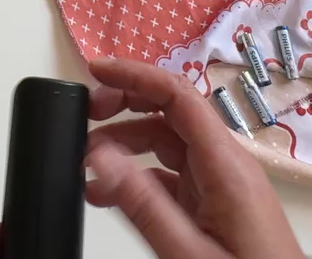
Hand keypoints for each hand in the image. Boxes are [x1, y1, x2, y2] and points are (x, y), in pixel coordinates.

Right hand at [85, 57, 304, 258]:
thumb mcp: (189, 255)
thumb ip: (143, 205)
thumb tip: (98, 156)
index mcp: (225, 164)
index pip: (176, 94)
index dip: (134, 75)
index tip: (95, 71)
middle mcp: (226, 162)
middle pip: (170, 110)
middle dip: (124, 103)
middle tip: (85, 114)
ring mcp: (222, 183)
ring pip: (167, 140)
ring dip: (125, 142)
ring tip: (86, 160)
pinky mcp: (217, 204)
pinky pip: (172, 173)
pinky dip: (138, 174)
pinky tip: (108, 193)